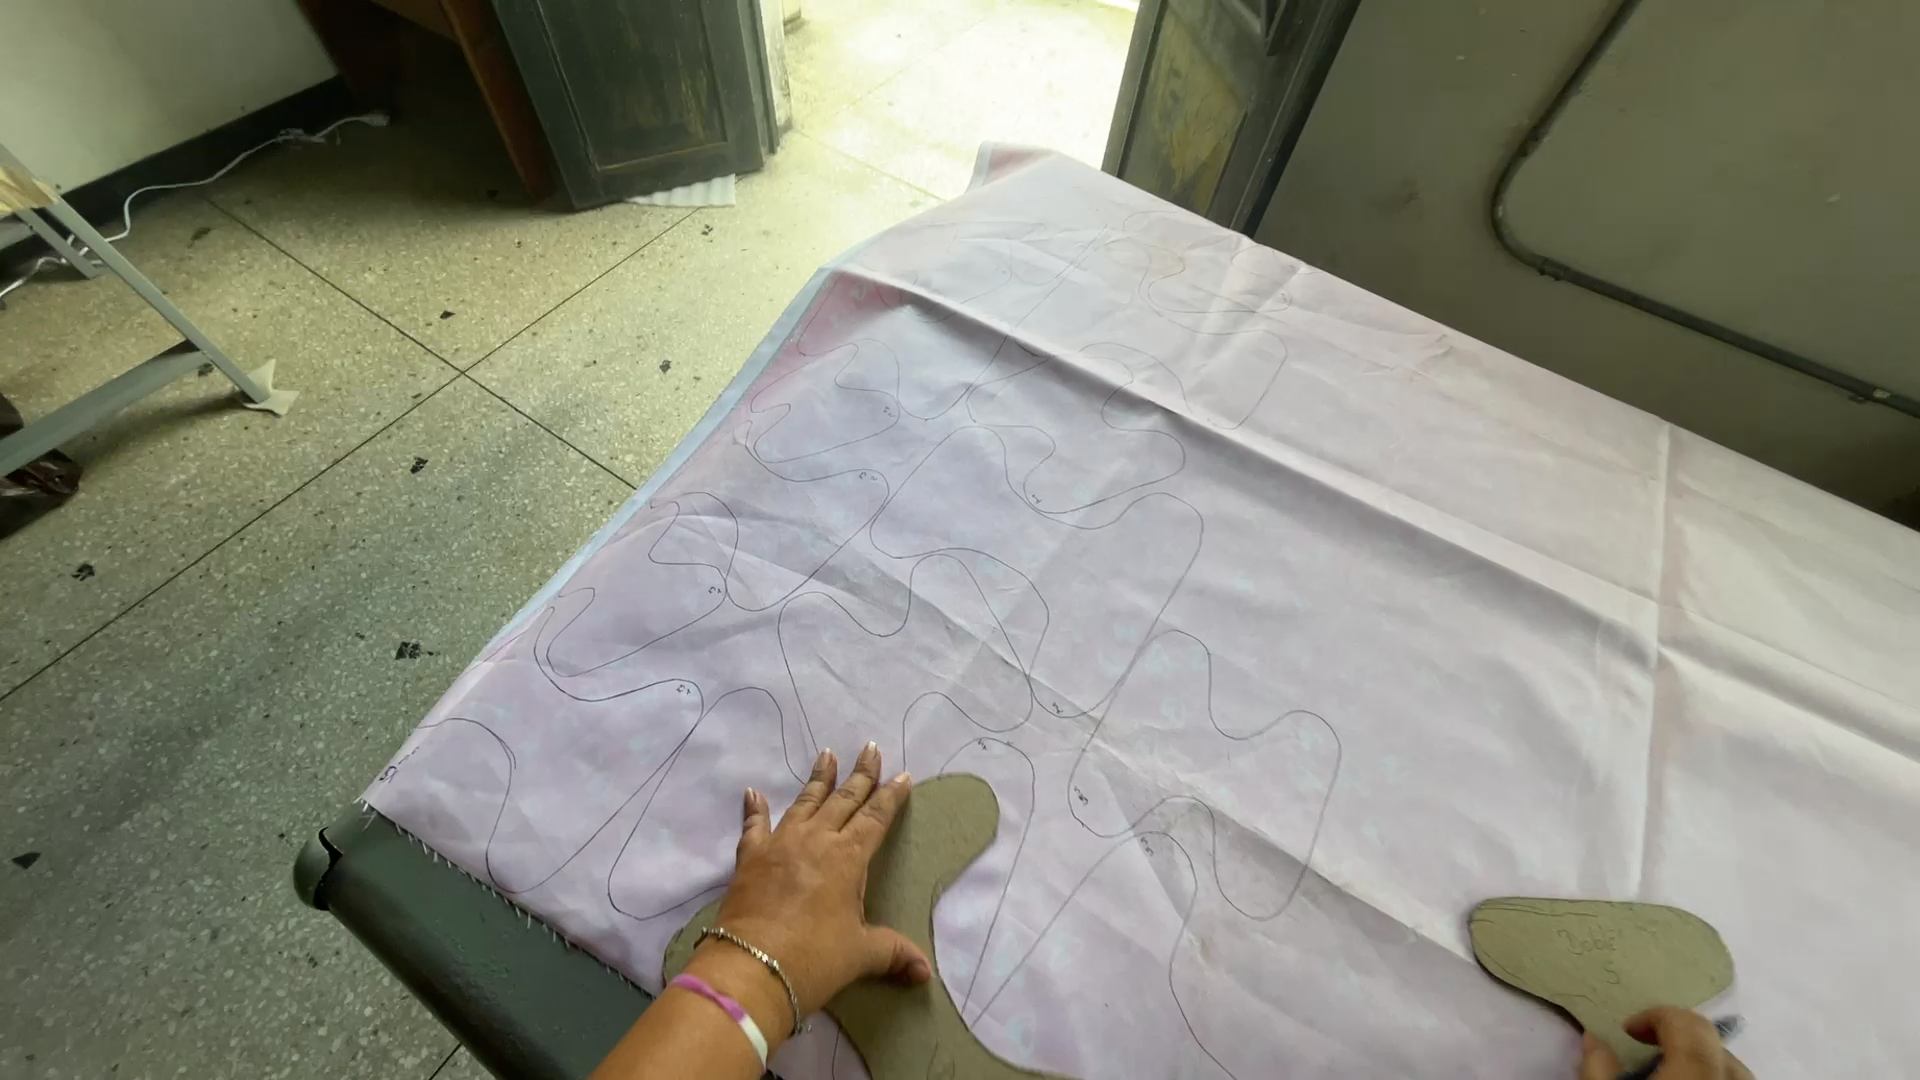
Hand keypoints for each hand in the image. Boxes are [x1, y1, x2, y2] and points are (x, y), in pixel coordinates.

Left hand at [698, 743, 931, 1031]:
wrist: (752, 970)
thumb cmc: (815, 959)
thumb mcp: (861, 955)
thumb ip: (893, 953)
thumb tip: (925, 972)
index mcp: (849, 857)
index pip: (875, 817)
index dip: (891, 796)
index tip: (903, 776)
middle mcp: (818, 839)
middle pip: (844, 799)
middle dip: (861, 774)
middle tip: (870, 748)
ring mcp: (782, 843)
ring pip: (805, 802)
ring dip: (818, 778)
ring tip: (826, 753)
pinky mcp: (751, 857)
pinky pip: (754, 825)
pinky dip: (754, 809)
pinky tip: (752, 792)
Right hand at [1578, 1007, 1752, 1078]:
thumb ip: (1598, 1066)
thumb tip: (1595, 1038)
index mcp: (1693, 1076)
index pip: (1691, 1025)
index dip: (1656, 1016)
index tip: (1630, 1031)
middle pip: (1718, 1047)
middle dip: (1682, 1041)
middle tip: (1651, 1054)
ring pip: (1736, 1071)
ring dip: (1704, 1062)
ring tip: (1674, 1072)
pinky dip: (1717, 1077)